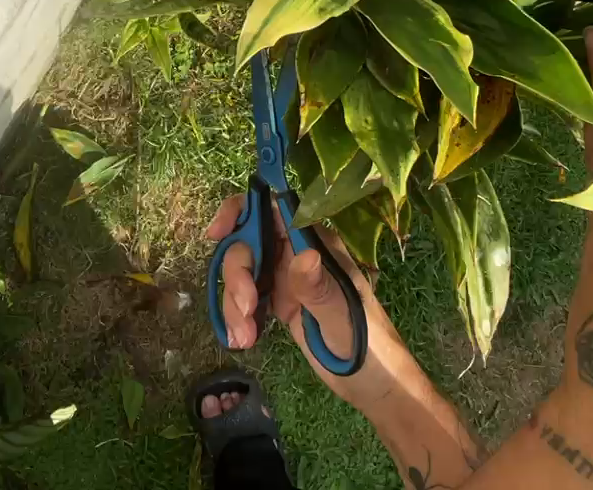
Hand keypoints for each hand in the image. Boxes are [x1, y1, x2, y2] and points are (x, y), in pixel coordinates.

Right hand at [204, 194, 413, 410]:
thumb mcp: (341, 315)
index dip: (241, 211)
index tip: (218, 233)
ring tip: (245, 336)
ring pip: (242, 272)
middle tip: (245, 309)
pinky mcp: (278, 302)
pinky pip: (246, 297)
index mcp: (314, 243)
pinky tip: (244, 339)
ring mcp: (286, 278)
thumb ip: (318, 286)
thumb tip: (302, 254)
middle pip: (248, 243)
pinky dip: (238, 316)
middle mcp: (295, 253)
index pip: (272, 208)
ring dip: (234, 301)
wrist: (374, 385)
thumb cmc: (367, 345)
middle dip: (236, 274)